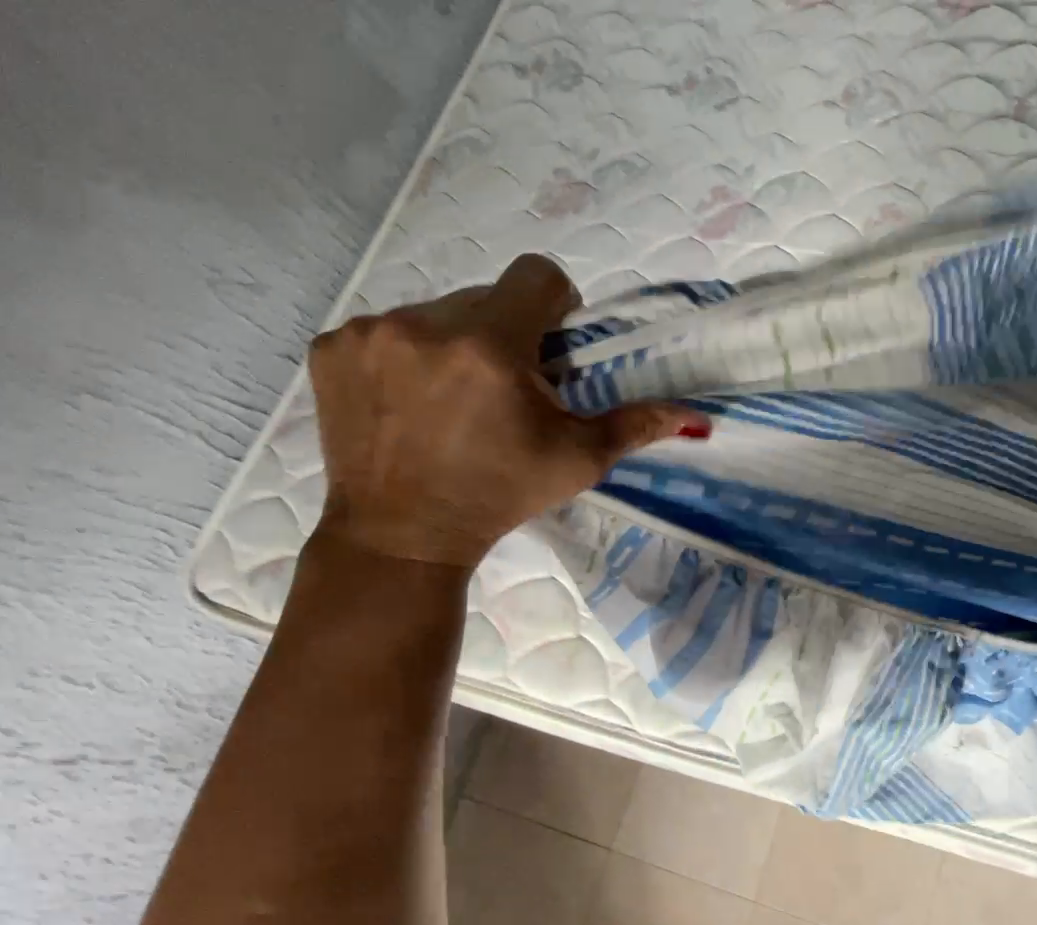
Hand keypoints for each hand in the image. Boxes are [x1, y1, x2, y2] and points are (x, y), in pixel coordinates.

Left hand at [307, 254, 709, 568]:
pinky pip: (387, 329)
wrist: (402, 532)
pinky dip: (408, 355)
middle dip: (507, 331)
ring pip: (436, 312)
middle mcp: (424, 325)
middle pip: (487, 296)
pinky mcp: (332, 348)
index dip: (557, 301)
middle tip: (508, 386)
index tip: (554, 342)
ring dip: (457, 343)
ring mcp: (369, 334)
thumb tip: (698, 417)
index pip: (537, 274)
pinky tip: (413, 402)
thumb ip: (635, 424)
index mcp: (490, 347)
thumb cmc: (502, 494)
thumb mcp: (578, 460)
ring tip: (457, 399)